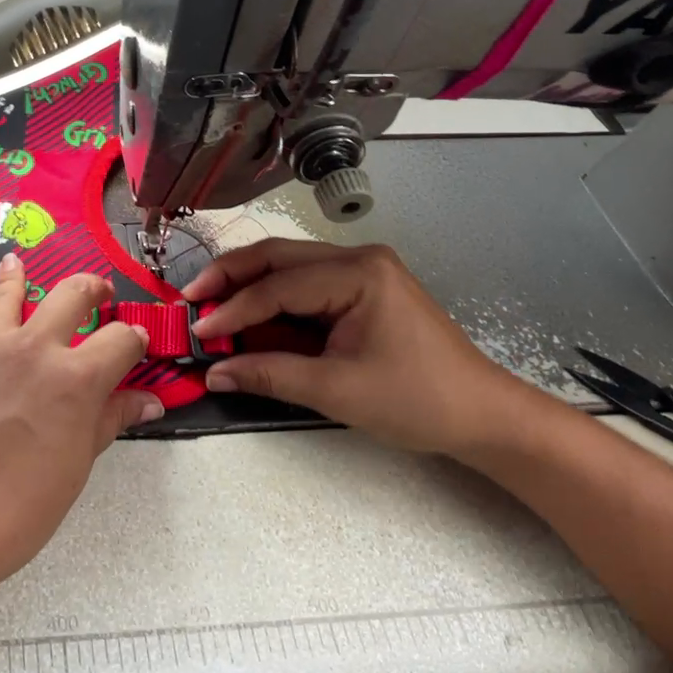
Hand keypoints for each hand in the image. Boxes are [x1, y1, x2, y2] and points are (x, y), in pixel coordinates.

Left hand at [0, 252, 161, 599]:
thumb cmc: (20, 508)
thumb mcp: (76, 465)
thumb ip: (109, 420)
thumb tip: (148, 401)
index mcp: (75, 377)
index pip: (119, 340)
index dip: (134, 340)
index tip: (136, 344)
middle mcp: (33, 347)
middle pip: (70, 295)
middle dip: (92, 289)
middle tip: (99, 292)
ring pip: (7, 294)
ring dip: (17, 276)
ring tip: (19, 263)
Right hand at [184, 240, 543, 458]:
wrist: (483, 415)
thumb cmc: (417, 401)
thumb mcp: (337, 391)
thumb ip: (270, 375)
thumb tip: (214, 374)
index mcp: (359, 274)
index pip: (278, 286)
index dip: (232, 310)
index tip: (196, 333)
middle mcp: (359, 259)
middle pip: (277, 257)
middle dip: (230, 277)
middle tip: (189, 300)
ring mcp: (363, 271)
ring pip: (288, 267)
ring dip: (248, 285)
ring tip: (209, 306)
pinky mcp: (363, 290)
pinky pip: (305, 285)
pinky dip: (272, 299)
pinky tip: (248, 316)